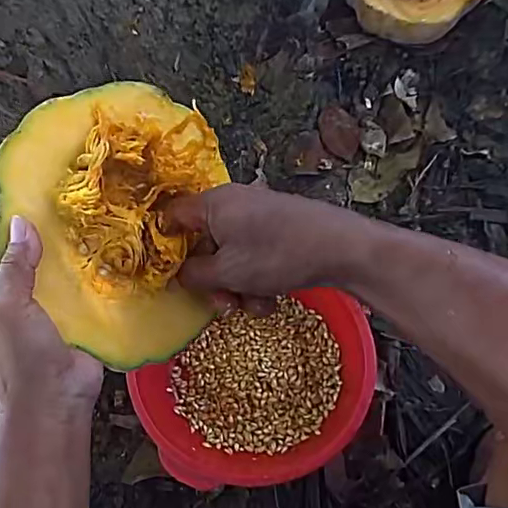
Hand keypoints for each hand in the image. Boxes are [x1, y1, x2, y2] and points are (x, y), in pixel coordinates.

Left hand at [0, 216, 103, 424]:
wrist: (57, 401)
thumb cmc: (23, 357)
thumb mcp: (7, 306)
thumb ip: (14, 266)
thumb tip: (20, 223)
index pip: (4, 257)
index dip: (18, 233)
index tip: (41, 205)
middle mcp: (22, 308)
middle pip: (37, 267)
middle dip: (53, 245)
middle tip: (78, 213)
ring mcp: (53, 318)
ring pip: (65, 282)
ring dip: (78, 264)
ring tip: (99, 229)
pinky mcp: (81, 328)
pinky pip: (88, 300)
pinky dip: (98, 284)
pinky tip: (113, 262)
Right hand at [166, 183, 372, 307]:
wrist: (342, 249)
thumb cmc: (277, 255)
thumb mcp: (227, 272)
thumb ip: (193, 275)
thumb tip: (180, 275)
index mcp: (213, 204)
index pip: (173, 217)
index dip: (165, 246)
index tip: (169, 274)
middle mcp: (233, 204)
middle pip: (203, 245)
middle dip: (212, 281)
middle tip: (224, 304)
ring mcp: (257, 217)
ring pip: (230, 257)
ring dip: (237, 287)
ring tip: (256, 304)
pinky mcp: (278, 231)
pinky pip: (252, 257)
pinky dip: (257, 280)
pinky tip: (271, 298)